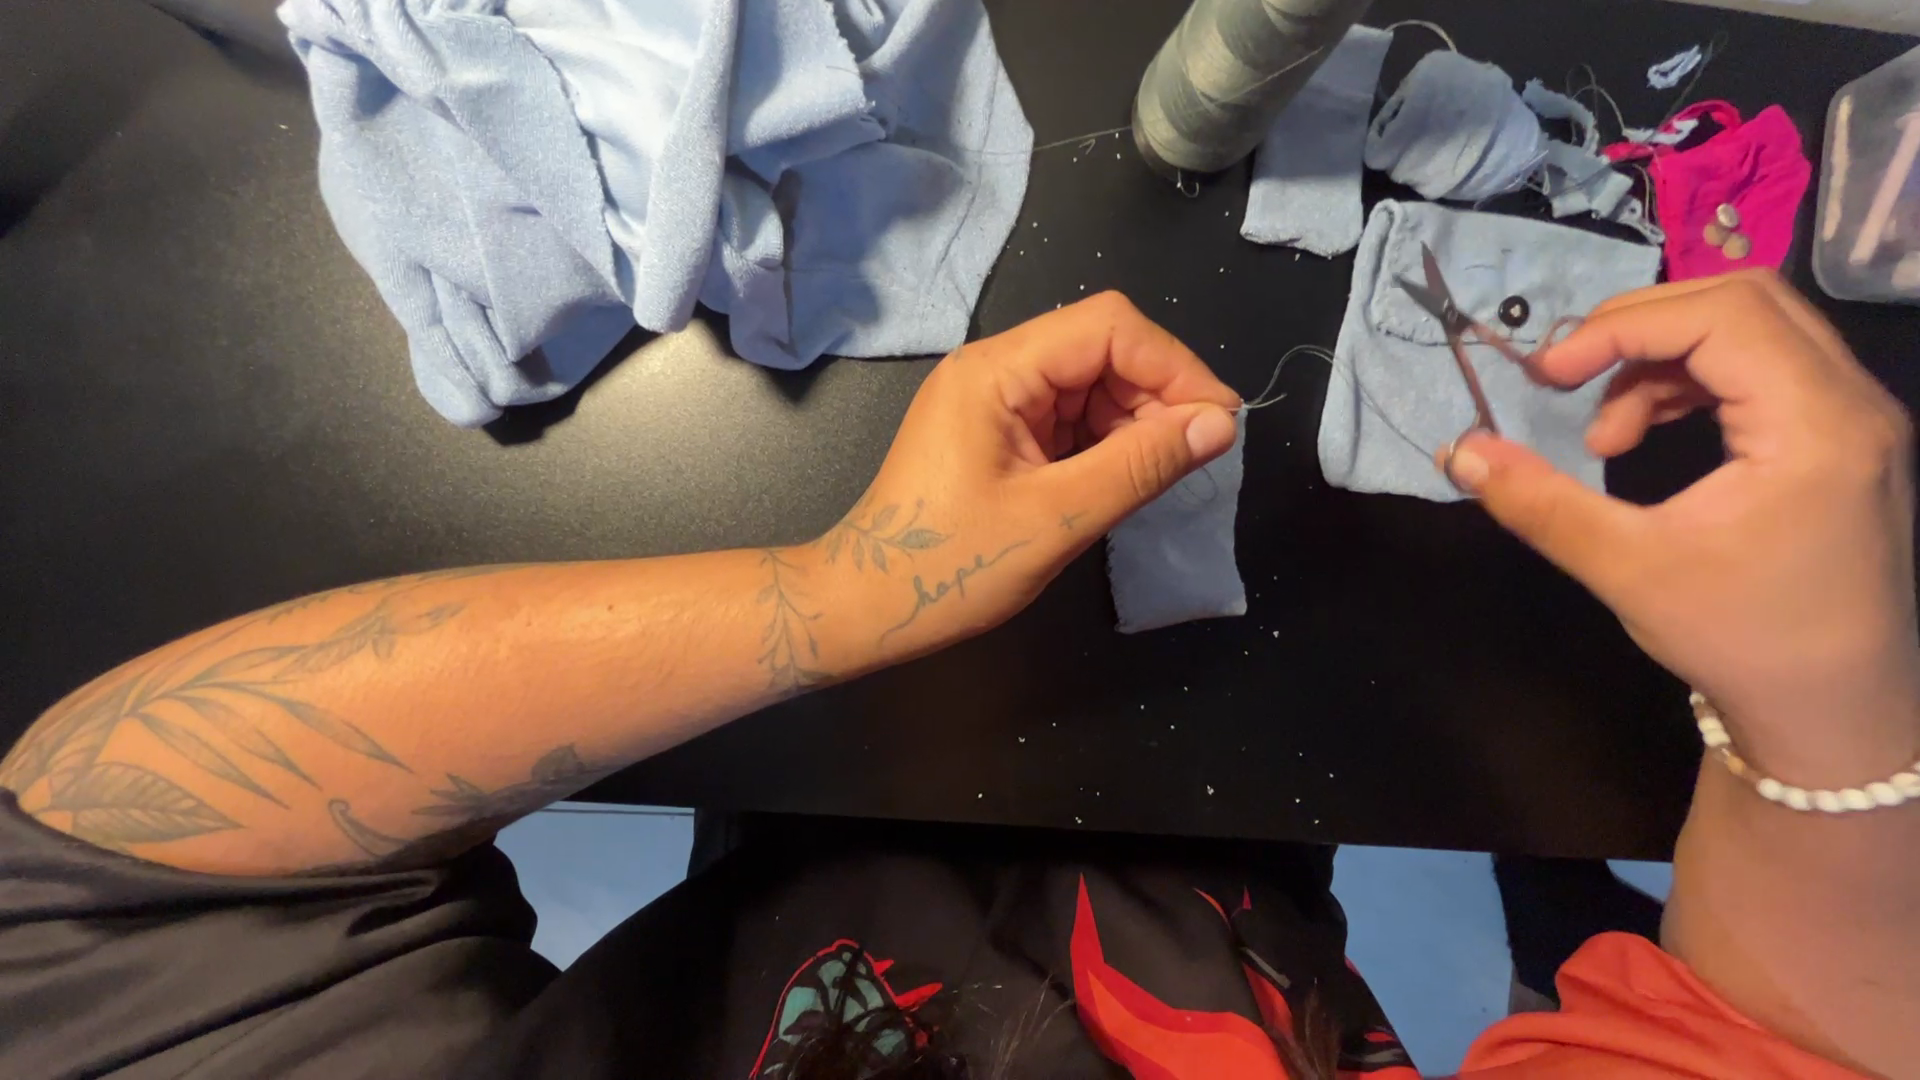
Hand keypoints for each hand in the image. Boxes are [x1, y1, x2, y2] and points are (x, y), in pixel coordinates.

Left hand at [818, 292, 1239, 663]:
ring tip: (1154, 474)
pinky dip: (1101, 442)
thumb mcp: (1056, 519)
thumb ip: (1140, 466)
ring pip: (1087, 385)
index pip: (1107, 327)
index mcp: (995, 371)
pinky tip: (1119, 478)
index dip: (1174, 365)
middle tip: (1189, 456)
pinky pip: (1065, 418)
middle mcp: (992, 369)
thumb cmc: (951, 567)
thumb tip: (1218, 425)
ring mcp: (990, 400)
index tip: (1217, 421)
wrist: (868, 604)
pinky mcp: (994, 432)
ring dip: (1132, 422)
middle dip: (1155, 396)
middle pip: (1099, 349)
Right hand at [1444, 272, 1919, 784]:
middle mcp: (1847, 402)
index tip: (1546, 378)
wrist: (1835, 702)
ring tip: (1602, 431)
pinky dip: (1678, 383)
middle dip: (1633, 327)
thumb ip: (1535, 503)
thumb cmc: (1739, 633)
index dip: (1618, 329)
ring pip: (1748, 329)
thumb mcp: (1621, 567)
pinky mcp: (1829, 438)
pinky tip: (1638, 436)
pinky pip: (1753, 368)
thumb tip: (1459, 452)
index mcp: (1813, 425)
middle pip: (1741, 300)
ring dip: (1652, 359)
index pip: (1720, 317)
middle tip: (1562, 379)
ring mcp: (1846, 418)